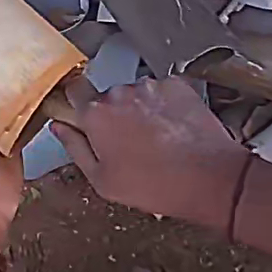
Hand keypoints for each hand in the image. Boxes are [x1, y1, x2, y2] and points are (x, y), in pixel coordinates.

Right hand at [51, 77, 252, 233]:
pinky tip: (172, 129)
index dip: (78, 104)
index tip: (85, 118)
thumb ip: (74, 147)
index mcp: (94, 114)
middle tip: (127, 141)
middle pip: (106, 95)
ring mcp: (149, 86)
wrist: (212, 180)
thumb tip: (59, 127)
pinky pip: (160, 91)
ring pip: (134, 93)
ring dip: (139, 108)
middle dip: (113, 113)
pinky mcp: (176, 85)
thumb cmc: (155, 185)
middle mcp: (118, 93)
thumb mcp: (102, 180)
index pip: (72, 91)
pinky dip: (163, 105)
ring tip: (156, 137)